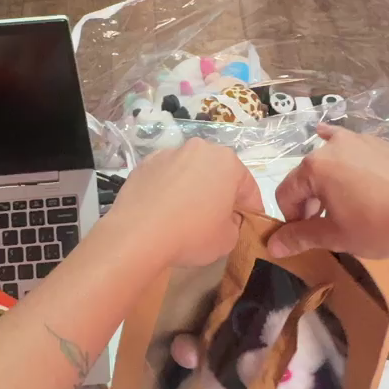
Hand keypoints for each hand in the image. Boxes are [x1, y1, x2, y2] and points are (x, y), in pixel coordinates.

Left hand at [105, 139, 261, 267]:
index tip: (248, 223)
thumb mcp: (228, 239)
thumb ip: (234, 224)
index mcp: (226, 161)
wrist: (138, 234)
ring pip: (190, 172)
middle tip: (217, 219)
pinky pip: (166, 177)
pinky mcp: (144, 164)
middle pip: (217, 173)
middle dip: (220, 193)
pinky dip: (169, 190)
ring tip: (186, 215)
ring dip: (193, 188)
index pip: (247, 186)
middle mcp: (198, 149)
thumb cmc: (191, 234)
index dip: (251, 208)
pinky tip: (164, 211)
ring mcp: (168, 153)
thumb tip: (225, 219)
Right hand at [270, 125, 388, 258]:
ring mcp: (361, 140)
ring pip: (332, 161)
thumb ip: (300, 237)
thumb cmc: (380, 225)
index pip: (286, 192)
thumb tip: (271, 246)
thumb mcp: (336, 236)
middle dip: (309, 201)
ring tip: (345, 207)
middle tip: (325, 226)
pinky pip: (356, 152)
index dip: (290, 218)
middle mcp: (334, 145)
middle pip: (307, 175)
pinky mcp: (384, 144)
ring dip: (329, 184)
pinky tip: (353, 168)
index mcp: (315, 167)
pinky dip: (349, 163)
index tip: (304, 236)